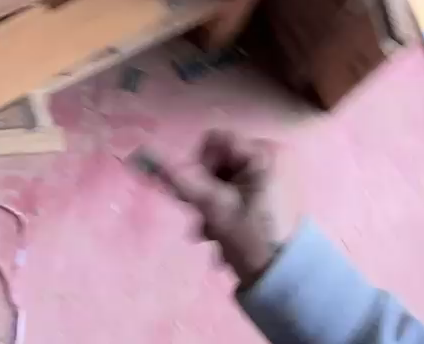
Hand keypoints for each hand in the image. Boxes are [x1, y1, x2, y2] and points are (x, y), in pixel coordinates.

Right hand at [139, 130, 295, 284]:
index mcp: (262, 152)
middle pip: (218, 163)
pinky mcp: (271, 197)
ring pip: (225, 182)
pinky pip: (238, 194)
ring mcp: (272, 179)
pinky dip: (226, 214)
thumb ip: (176, 179)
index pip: (215, 141)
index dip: (200, 164)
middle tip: (201, 223)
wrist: (283, 284)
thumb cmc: (251, 239)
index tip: (199, 194)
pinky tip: (224, 241)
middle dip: (204, 194)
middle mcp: (270, 158)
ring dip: (212, 209)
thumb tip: (140, 154)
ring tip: (211, 238)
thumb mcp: (211, 206)